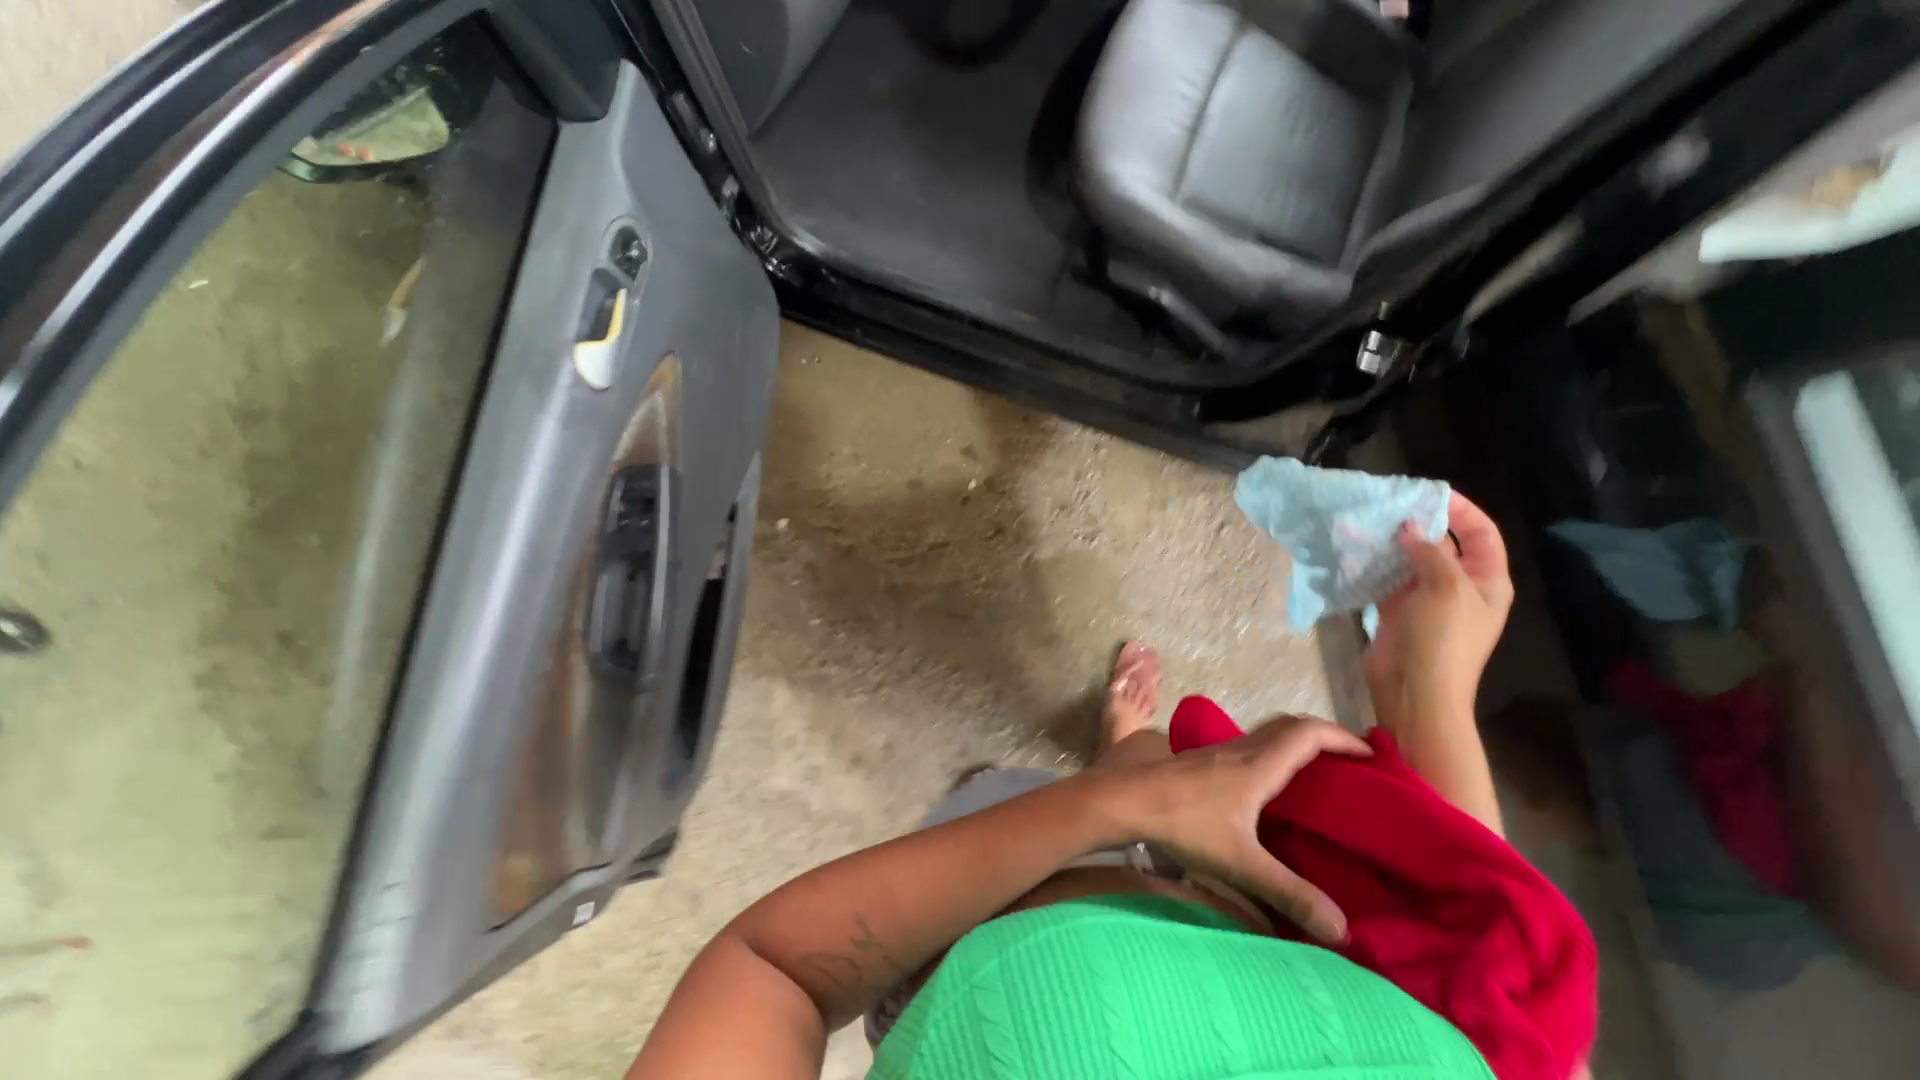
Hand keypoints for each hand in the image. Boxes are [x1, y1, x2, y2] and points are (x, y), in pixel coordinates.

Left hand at [1097, 716, 1370, 943]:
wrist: (1121, 798)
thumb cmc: (1184, 824)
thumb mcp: (1240, 863)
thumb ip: (1289, 894)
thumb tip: (1342, 930)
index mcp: (1258, 765)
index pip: (1308, 734)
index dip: (1342, 737)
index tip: (1369, 751)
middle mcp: (1239, 750)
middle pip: (1288, 727)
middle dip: (1322, 736)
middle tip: (1346, 760)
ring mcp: (1213, 752)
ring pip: (1262, 735)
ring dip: (1290, 743)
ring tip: (1309, 773)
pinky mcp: (1193, 760)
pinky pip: (1242, 746)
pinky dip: (1264, 754)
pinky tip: (1257, 786)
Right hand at [1364, 491, 1513, 719]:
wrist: (1415, 693)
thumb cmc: (1443, 641)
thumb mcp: (1447, 590)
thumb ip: (1431, 552)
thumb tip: (1410, 527)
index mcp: (1487, 581)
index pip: (1482, 533)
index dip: (1461, 510)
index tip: (1428, 493)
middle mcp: (1460, 586)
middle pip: (1444, 543)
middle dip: (1419, 523)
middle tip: (1389, 505)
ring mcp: (1427, 599)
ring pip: (1411, 559)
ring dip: (1392, 543)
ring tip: (1367, 522)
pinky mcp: (1397, 611)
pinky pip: (1387, 579)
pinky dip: (1373, 564)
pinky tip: (1355, 550)